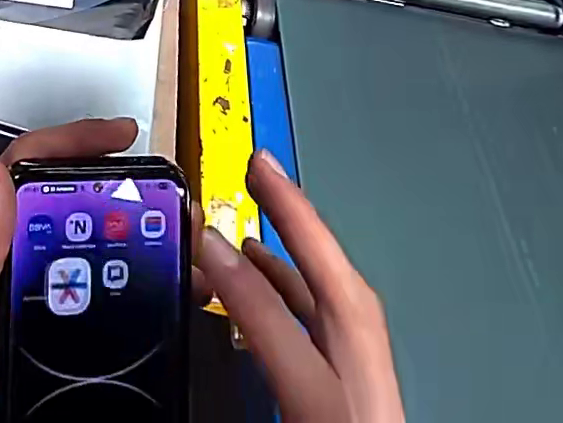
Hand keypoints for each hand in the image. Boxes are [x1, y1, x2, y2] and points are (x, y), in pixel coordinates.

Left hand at [0, 118, 140, 422]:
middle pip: (49, 187)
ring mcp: (7, 283)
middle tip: (141, 173)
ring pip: (62, 225)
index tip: (115, 137)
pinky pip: (68, 269)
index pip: (23, 164)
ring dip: (105, 214)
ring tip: (142, 217)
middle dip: (98, 168)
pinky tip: (120, 268)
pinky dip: (101, 257)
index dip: (71, 140)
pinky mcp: (22, 314)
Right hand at [198, 150, 404, 422]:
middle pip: (349, 302)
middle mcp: (370, 409)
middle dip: (303, 224)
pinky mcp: (366, 401)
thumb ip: (231, 378)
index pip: (293, 350)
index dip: (245, 289)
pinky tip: (267, 278)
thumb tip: (186, 336)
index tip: (203, 240)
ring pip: (346, 308)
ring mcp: (377, 403)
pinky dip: (299, 288)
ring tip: (253, 210)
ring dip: (296, 248)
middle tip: (260, 165)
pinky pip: (336, 329)